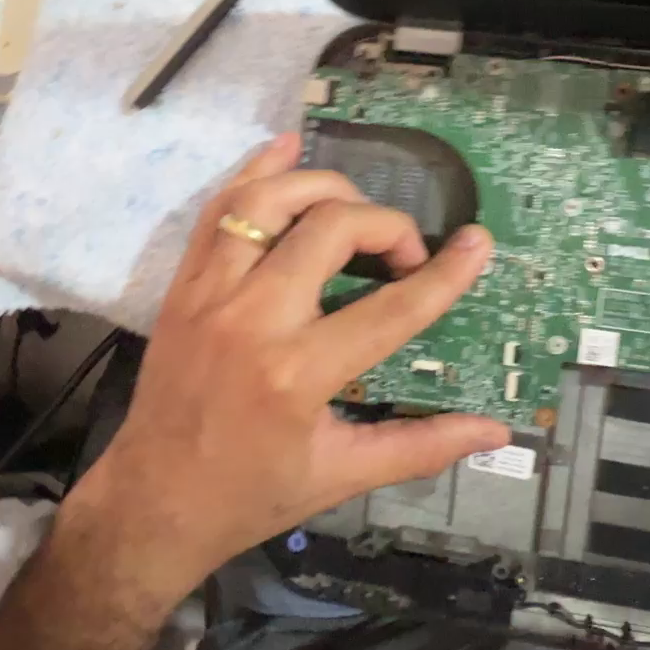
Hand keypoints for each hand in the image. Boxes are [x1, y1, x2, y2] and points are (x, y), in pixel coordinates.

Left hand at [0, 134, 506, 649]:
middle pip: (330, 229)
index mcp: (299, 374)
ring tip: (354, 205)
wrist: (153, 501)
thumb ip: (421, 446)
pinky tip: (286, 148)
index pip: (391, 309)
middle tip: (402, 255)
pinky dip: (254, 171)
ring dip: (321, 187)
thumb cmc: (252, 493)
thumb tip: (496, 431)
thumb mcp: (341, 477)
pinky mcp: (184, 283)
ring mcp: (211, 292)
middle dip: (384, 226)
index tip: (476, 244)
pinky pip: (219, 208)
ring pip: (268, 201)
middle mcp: (253, 318)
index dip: (443, 274)